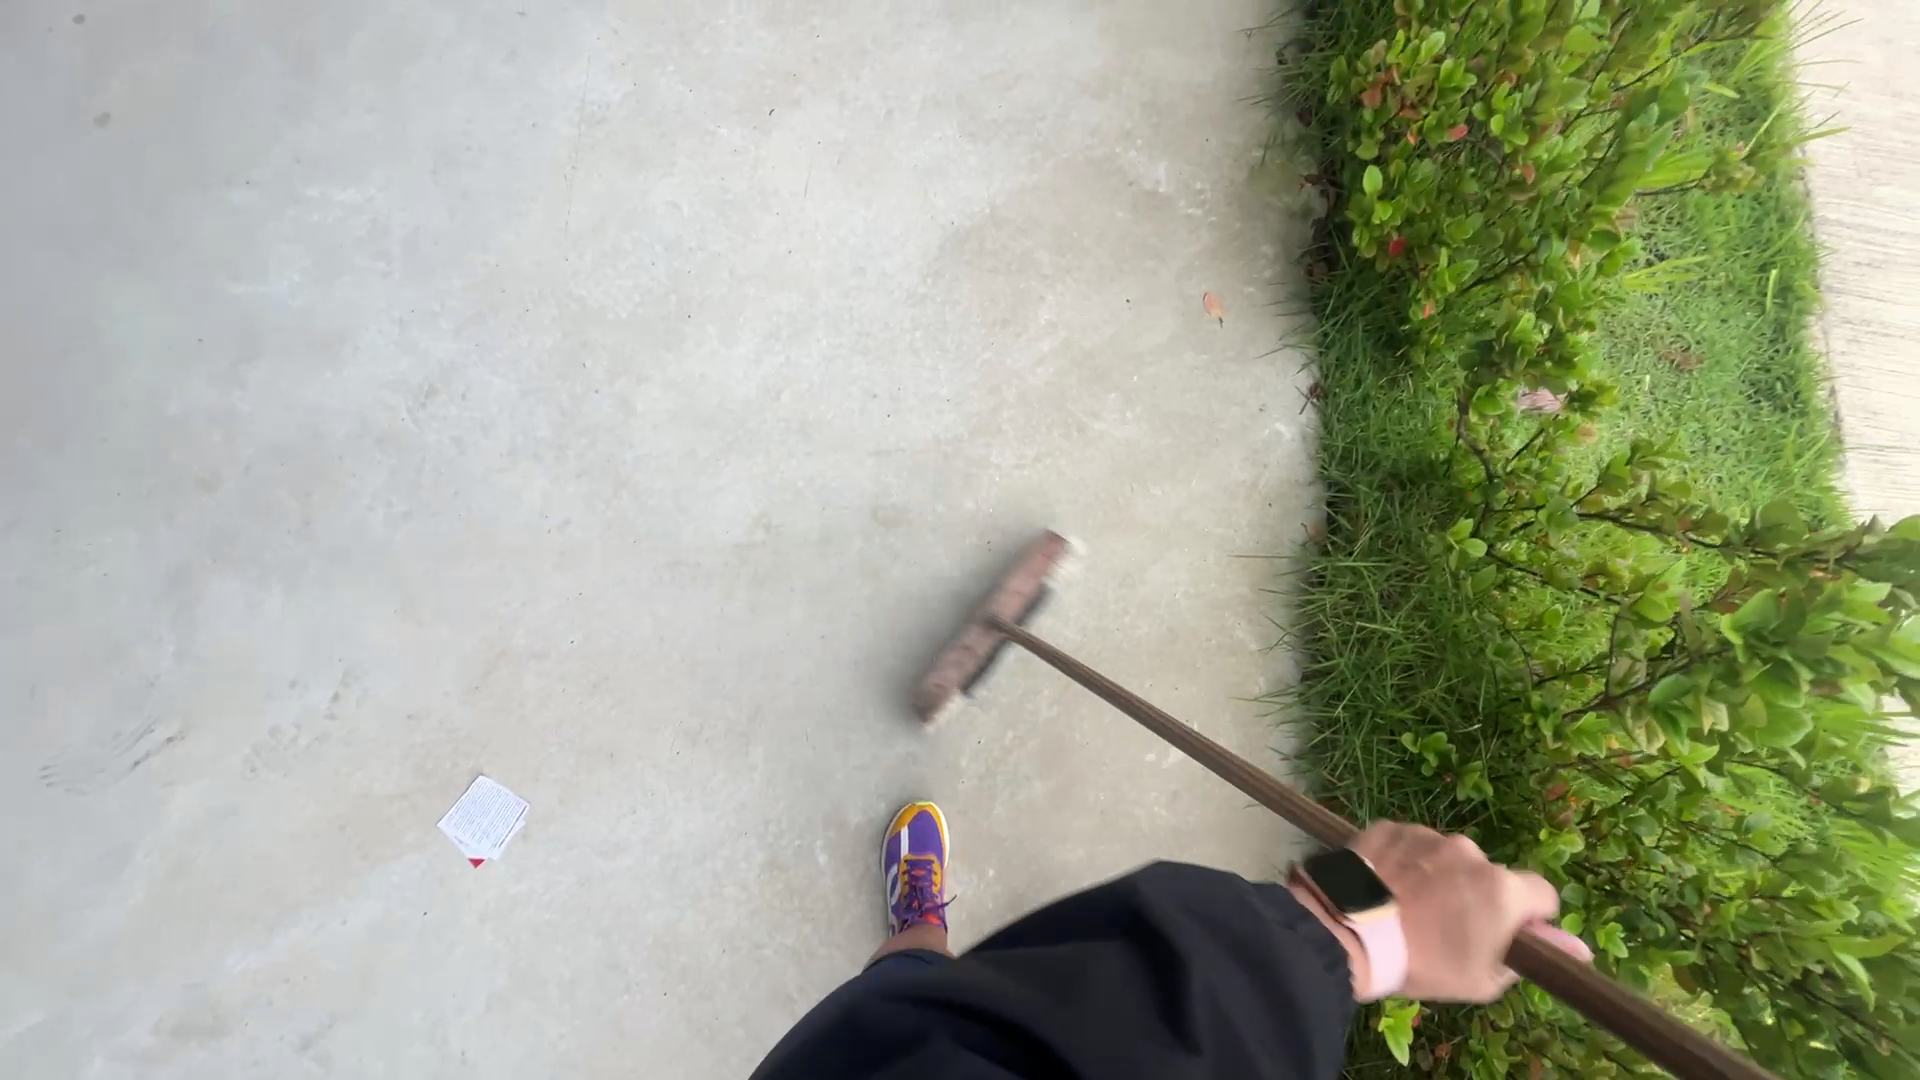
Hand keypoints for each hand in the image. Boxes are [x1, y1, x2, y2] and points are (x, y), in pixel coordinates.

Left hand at [1350, 821, 1589, 1002]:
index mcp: (1501, 887)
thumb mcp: (1485, 976)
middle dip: (1477, 892)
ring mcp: (1423, 834)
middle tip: (1447, 919)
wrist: (1348, 929)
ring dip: (1437, 873)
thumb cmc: (1424, 962)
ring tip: (1409, 901)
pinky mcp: (1386, 827)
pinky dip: (1402, 859)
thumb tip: (1577, 947)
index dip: (1530, 914)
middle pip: (1487, 872)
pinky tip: (1385, 882)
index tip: (1509, 929)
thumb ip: (1532, 953)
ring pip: (1444, 855)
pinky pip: (1407, 843)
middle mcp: (1466, 851)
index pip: (1541, 892)